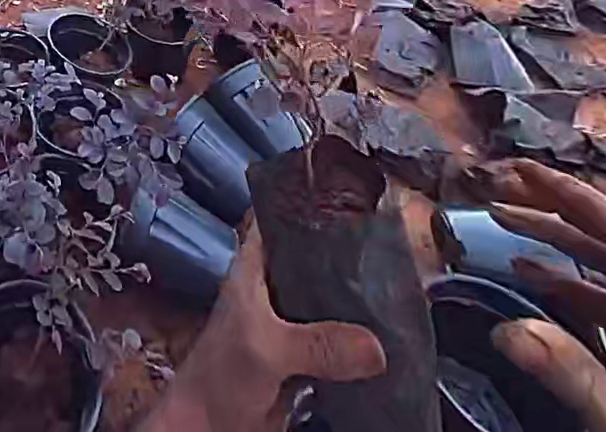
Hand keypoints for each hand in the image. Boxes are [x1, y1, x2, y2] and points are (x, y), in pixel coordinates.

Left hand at [138, 227, 385, 431]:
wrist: (212, 424)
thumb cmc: (221, 373)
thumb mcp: (267, 349)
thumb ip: (317, 345)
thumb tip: (376, 345)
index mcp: (253, 269)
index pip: (276, 221)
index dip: (302, 206)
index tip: (342, 197)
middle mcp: (271, 287)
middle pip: (308, 259)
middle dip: (340, 254)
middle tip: (385, 247)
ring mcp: (287, 322)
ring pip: (323, 299)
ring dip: (351, 299)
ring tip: (394, 288)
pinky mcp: (303, 357)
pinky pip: (334, 340)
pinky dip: (355, 338)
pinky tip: (385, 337)